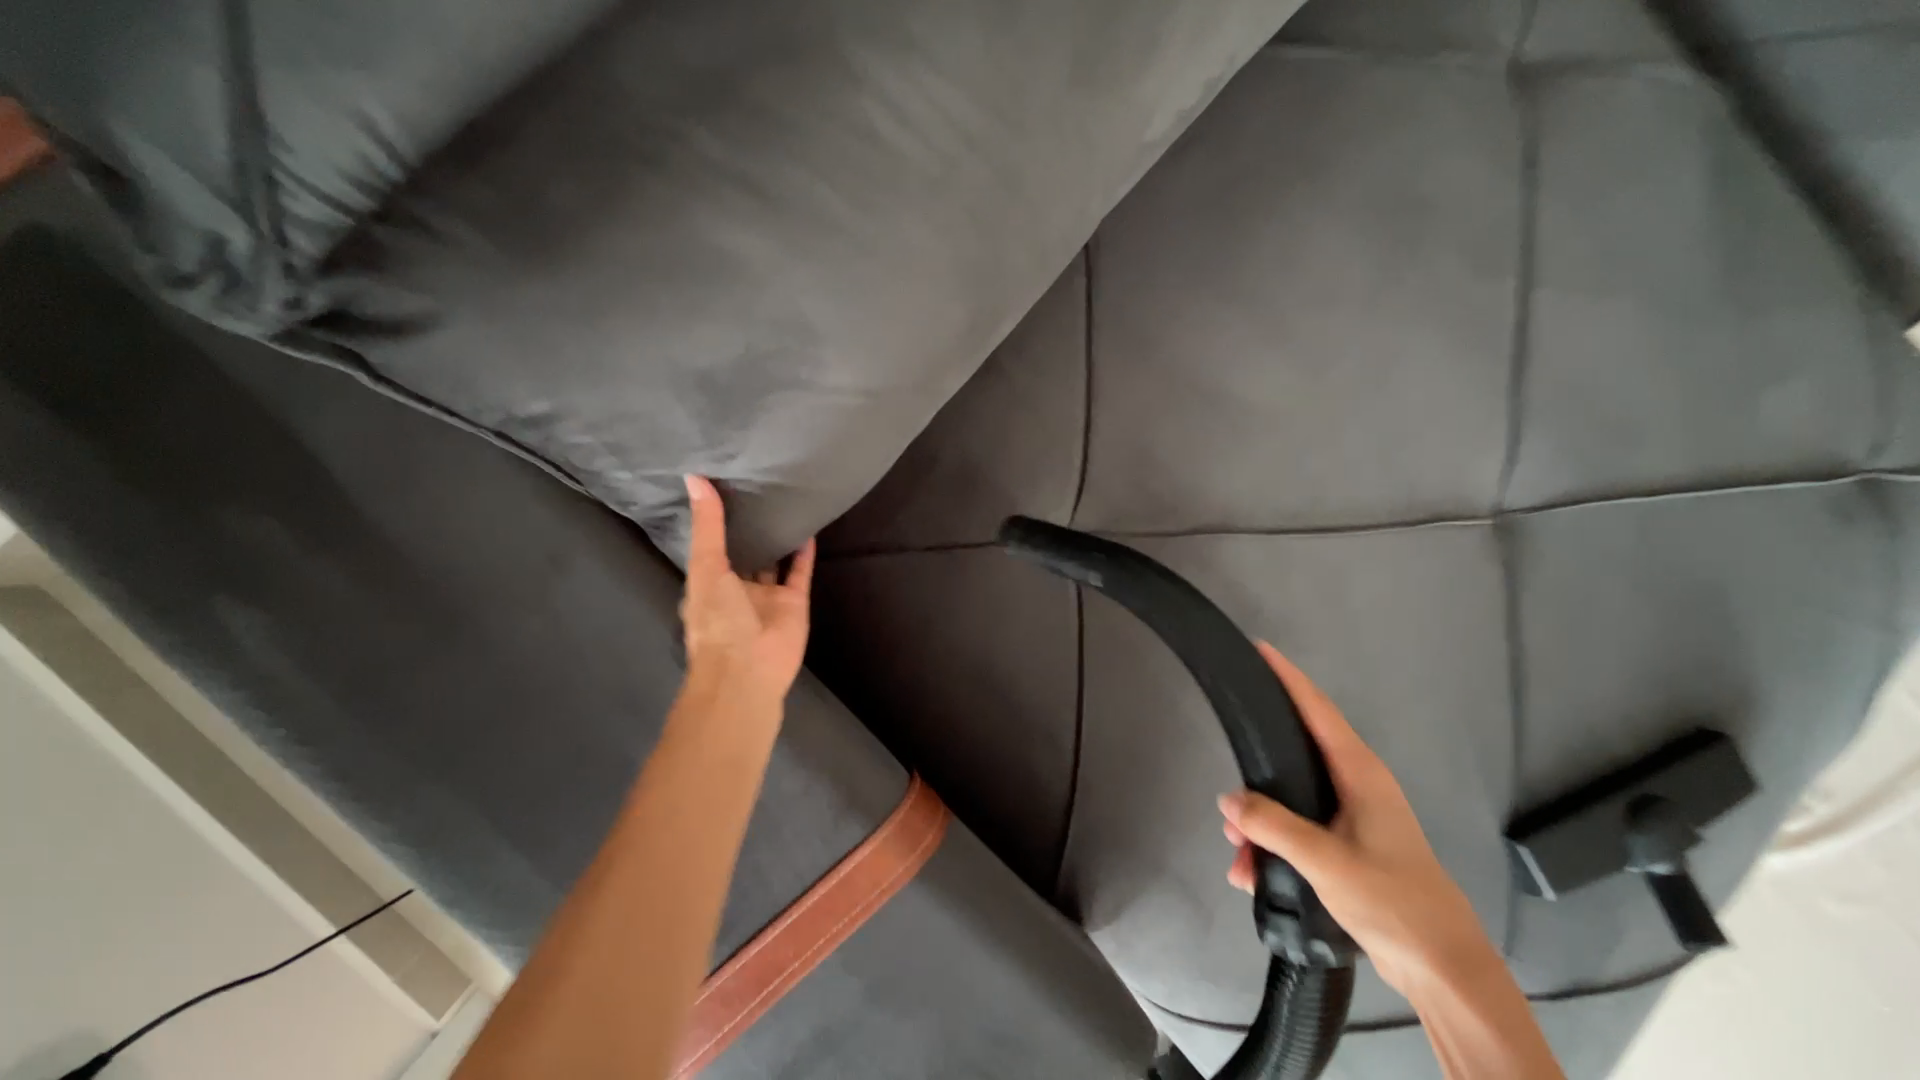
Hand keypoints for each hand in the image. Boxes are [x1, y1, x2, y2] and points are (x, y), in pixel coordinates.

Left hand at [680, 475, 815, 700]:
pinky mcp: (794, 603)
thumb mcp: (706, 567)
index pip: (711, 548)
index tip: (722, 489)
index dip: (715, 523)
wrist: (748, 669)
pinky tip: (808, 526)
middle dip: (749, 529)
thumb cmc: (717, 619)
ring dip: (777, 538)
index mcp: (707, 584)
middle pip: (744, 553)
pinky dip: (804, 553)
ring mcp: (767, 597)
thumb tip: (695, 478)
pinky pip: (799, 573)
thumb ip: (707, 526)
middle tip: (757, 489)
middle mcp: (736, 590)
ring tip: (784, 503)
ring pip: (772, 562)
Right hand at [1219, 642, 1494, 997]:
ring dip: (1261, 827)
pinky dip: (1274, 851)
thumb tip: (1230, 801)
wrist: (1440, 964)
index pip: (1318, 711)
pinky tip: (1254, 878)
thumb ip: (1273, 826)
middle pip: (1296, 759)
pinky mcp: (1350, 850)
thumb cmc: (1392, 901)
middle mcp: (1358, 788)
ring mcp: (1355, 820)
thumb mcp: (1325, 861)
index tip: (1260, 649)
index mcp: (1361, 775)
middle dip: (1257, 780)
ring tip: (1237, 855)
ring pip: (1292, 805)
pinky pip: (1299, 835)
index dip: (1288, 679)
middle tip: (1227, 804)